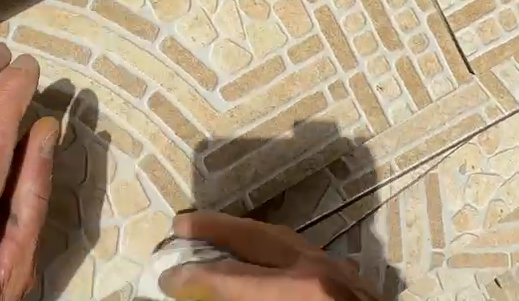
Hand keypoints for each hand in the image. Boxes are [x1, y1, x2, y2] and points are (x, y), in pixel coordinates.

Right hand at [160, 211, 383, 300]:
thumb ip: (243, 297)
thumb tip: (212, 291)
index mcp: (297, 292)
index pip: (231, 279)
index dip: (194, 279)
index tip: (168, 277)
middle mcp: (315, 272)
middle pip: (253, 237)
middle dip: (214, 228)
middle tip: (181, 224)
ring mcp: (336, 269)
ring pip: (280, 236)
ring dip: (243, 231)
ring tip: (214, 229)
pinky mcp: (351, 276)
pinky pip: (301, 249)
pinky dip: (273, 244)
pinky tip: (259, 247)